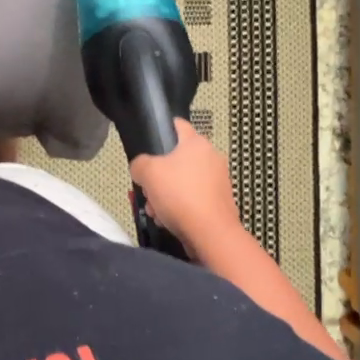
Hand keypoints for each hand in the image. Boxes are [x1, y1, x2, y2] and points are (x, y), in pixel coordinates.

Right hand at [128, 119, 241, 246]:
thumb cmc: (179, 194)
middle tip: (147, 189)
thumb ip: (139, 164)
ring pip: (183, 181)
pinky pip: (193, 198)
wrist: (211, 234)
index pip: (176, 124)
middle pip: (176, 158)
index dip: (159, 130)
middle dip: (158, 175)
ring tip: (155, 211)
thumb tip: (141, 168)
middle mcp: (211, 157)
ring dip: (166, 194)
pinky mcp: (220, 202)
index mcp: (197, 142)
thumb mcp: (147, 172)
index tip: (146, 145)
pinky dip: (180, 207)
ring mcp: (218, 181)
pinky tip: (168, 221)